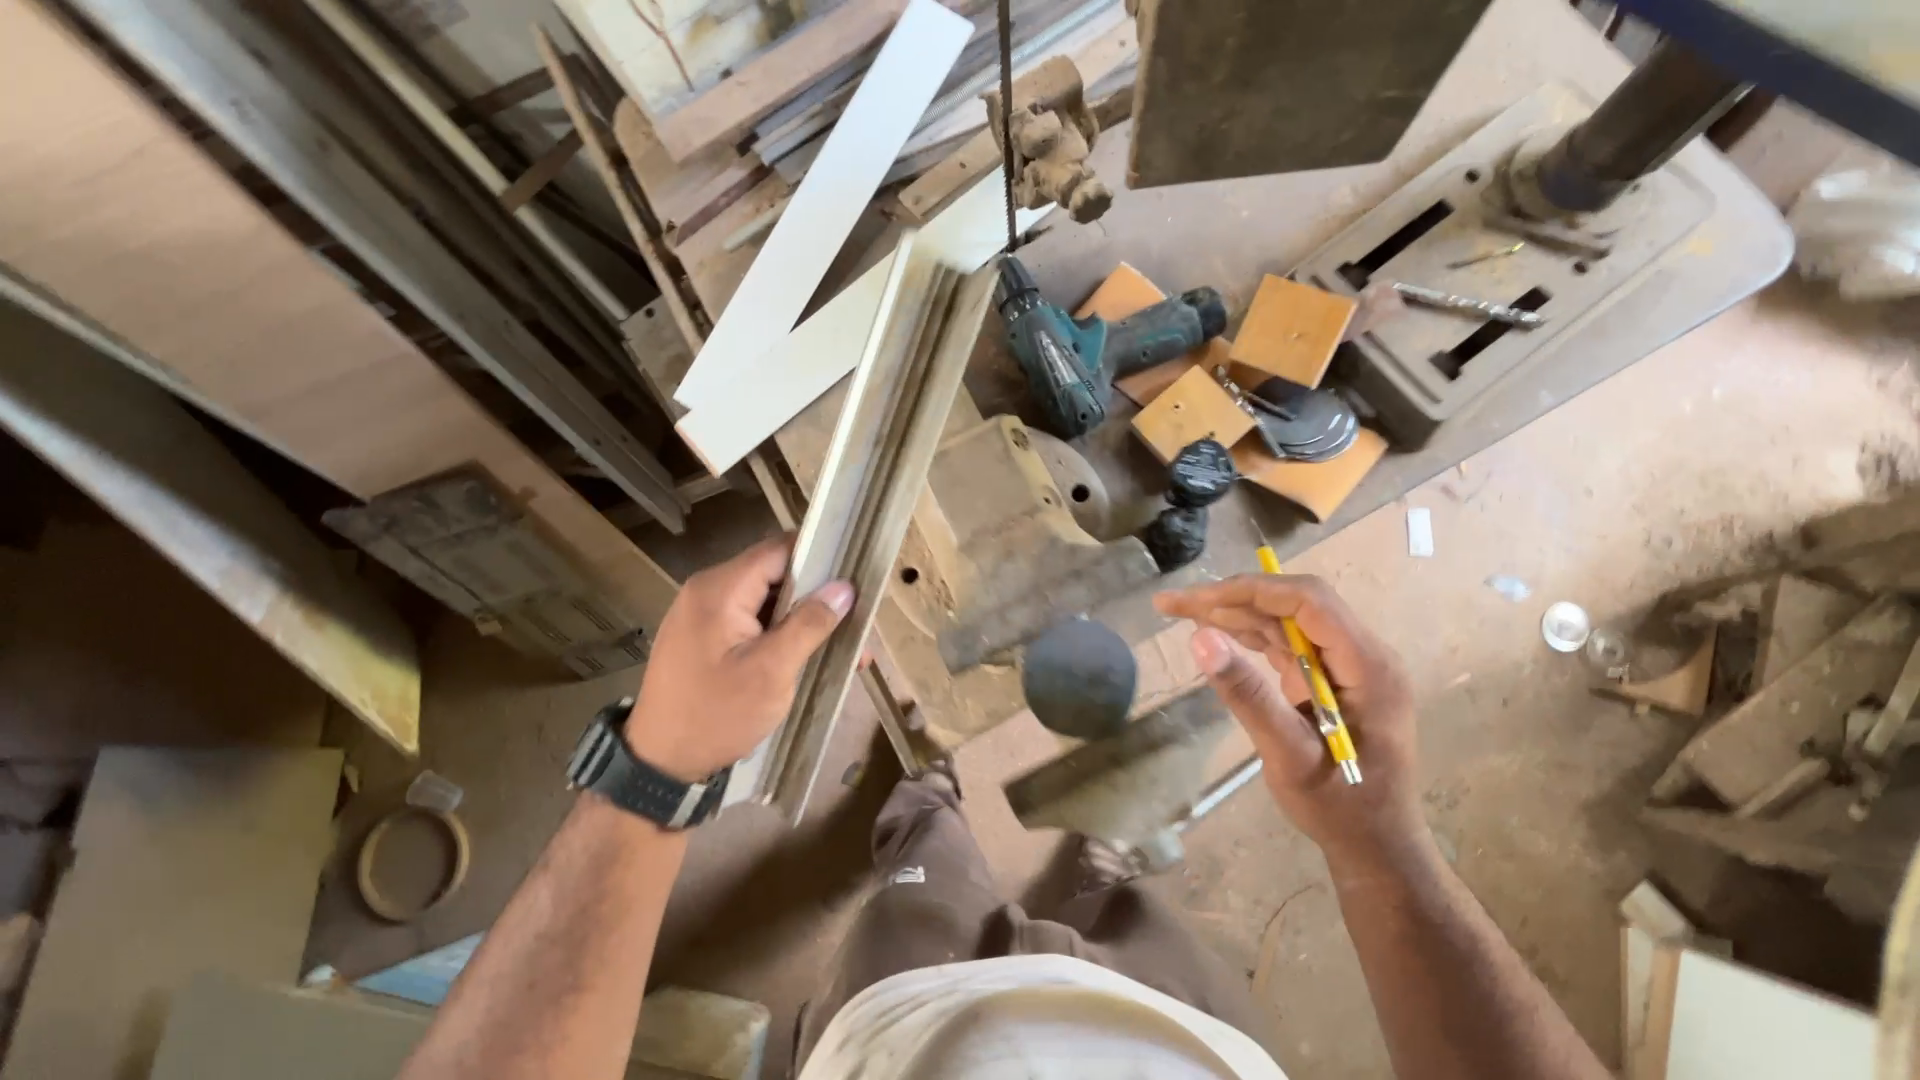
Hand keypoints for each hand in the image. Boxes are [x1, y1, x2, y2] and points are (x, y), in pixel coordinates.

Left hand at [624, 536, 853, 782]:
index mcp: (720, 589)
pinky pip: (750, 620)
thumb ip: (809, 624)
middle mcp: (707, 590)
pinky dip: (780, 633)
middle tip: (857, 622)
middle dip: (817, 595)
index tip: (856, 576)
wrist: (659, 764)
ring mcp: (703, 613)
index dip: (820, 557)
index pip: (779, 550)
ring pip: (766, 599)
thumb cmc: (716, 715)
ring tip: (843, 647)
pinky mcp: (704, 636)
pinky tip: (808, 657)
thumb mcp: (771, 671)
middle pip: (774, 573)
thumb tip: (844, 588)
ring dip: (802, 619)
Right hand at [1154, 573, 1422, 869]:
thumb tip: (1200, 639)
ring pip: (1286, 620)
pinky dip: (1248, 635)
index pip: (1309, 601)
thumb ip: (1248, 695)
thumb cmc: (1340, 806)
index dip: (1253, 590)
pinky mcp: (1329, 680)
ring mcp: (1346, 666)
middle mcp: (1362, 654)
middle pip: (1294, 604)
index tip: (1199, 599)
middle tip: (1174, 604)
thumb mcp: (1289, 755)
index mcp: (1368, 665)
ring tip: (1180, 611)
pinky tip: (1214, 633)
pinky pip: (1287, 643)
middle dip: (1234, 597)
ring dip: (1235, 612)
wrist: (1376, 846)